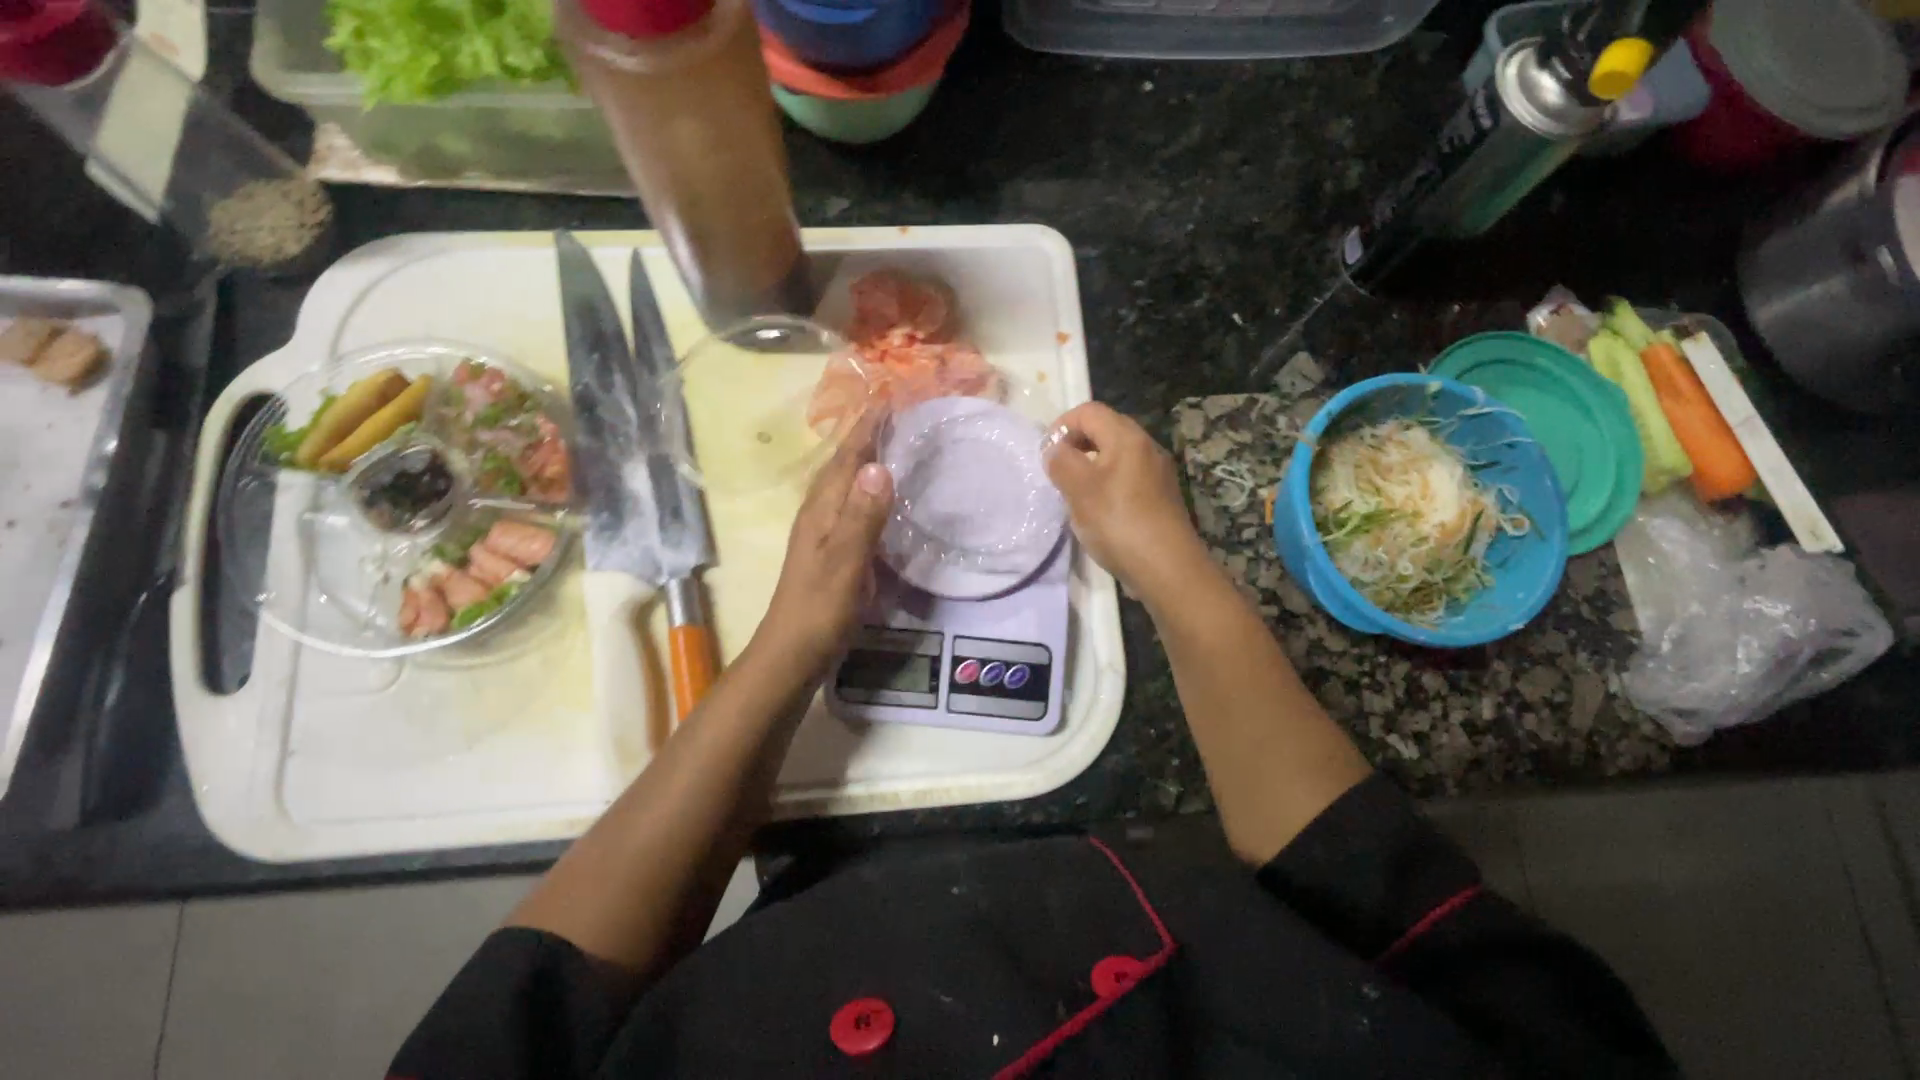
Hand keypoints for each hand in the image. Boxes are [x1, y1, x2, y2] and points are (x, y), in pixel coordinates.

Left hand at [752, 410, 893, 675]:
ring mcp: (824, 534)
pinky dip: (870, 491)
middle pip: (844, 464)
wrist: (793, 653)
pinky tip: (883, 498)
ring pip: (847, 484)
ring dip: (867, 459)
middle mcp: (820, 514)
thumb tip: (880, 466)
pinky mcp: (833, 553)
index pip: (847, 456)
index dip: (866, 426)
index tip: (887, 393)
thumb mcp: (845, 562)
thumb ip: (863, 517)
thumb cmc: (820, 608)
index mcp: (822, 509)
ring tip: (893, 440)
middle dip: (866, 434)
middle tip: (896, 409)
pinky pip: (854, 507)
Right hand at [1045, 403, 1209, 604]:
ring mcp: (1158, 473)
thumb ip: (1061, 462)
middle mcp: (1147, 447)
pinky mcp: (1162, 497)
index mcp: (1127, 437)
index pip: (1089, 411)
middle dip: (1077, 444)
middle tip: (1058, 470)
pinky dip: (1109, 484)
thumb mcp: (1079, 490)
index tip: (1046, 453)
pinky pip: (1129, 478)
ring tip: (1075, 493)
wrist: (1167, 567)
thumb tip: (1055, 449)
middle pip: (1106, 430)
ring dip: (1092, 466)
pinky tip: (1100, 512)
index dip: (1062, 425)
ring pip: (1117, 455)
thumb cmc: (1118, 522)